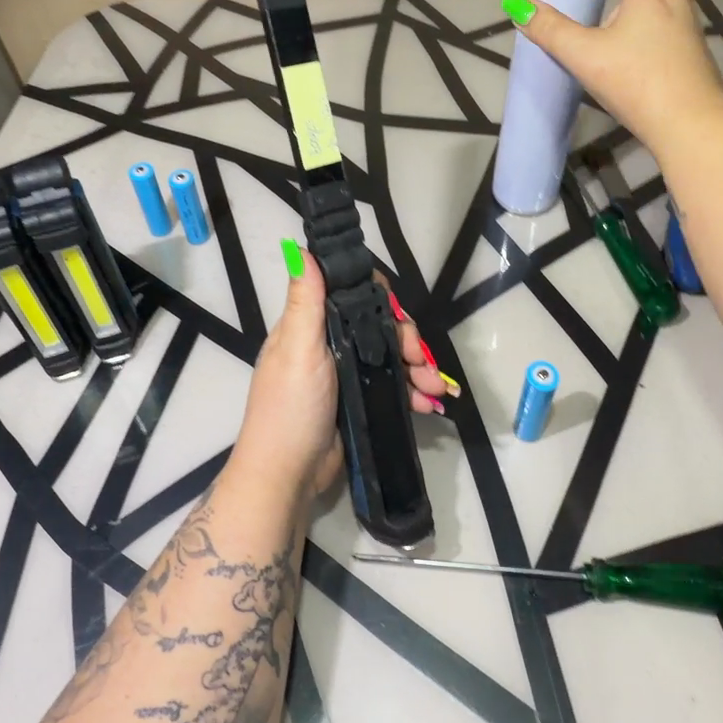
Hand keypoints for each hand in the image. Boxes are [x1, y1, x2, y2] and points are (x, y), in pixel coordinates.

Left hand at [233, 245, 448, 499]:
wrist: (287, 474)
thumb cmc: (290, 406)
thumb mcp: (297, 349)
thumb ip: (306, 302)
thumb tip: (300, 248)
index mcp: (311, 327)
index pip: (352, 296)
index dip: (379, 299)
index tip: (397, 312)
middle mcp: (329, 346)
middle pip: (379, 328)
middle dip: (407, 341)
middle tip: (421, 361)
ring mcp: (345, 376)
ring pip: (390, 358)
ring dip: (417, 369)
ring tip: (435, 389)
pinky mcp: (359, 403)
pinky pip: (393, 387)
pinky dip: (413, 393)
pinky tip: (429, 404)